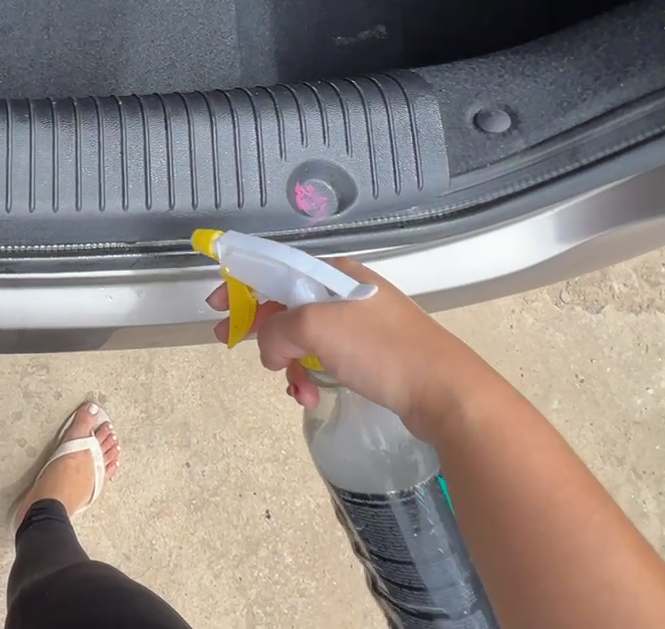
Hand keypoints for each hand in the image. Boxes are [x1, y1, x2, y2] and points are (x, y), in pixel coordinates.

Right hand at [206, 257, 502, 438]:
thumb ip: (276, 330)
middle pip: (287, 304)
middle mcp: (347, 292)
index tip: (216, 305)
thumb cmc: (380, 349)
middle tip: (232, 343)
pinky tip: (311, 396)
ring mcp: (363, 325)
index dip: (241, 285)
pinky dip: (312, 374)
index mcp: (334, 273)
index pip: (275, 268)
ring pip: (306, 337)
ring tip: (293, 389)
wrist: (449, 394)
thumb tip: (272, 351)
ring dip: (290, 362)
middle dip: (261, 329)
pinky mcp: (375, 355)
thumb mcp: (314, 328)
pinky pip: (327, 358)